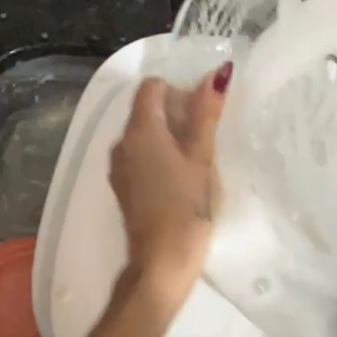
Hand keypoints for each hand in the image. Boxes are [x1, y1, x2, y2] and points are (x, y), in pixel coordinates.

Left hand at [108, 63, 229, 312]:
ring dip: (170, 136)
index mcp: (140, 129)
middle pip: (147, 109)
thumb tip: (217, 73)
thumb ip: (207, 112)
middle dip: (177, 112)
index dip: (179, 89)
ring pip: (145, 134)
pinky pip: (140, 156)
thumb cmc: (187, 205)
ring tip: (198, 159)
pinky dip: (160, 156)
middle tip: (207, 136)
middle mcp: (122, 142)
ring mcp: (119, 167)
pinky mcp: (123, 187)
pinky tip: (182, 178)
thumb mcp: (203, 156)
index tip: (203, 111)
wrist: (161, 263)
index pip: (152, 86)